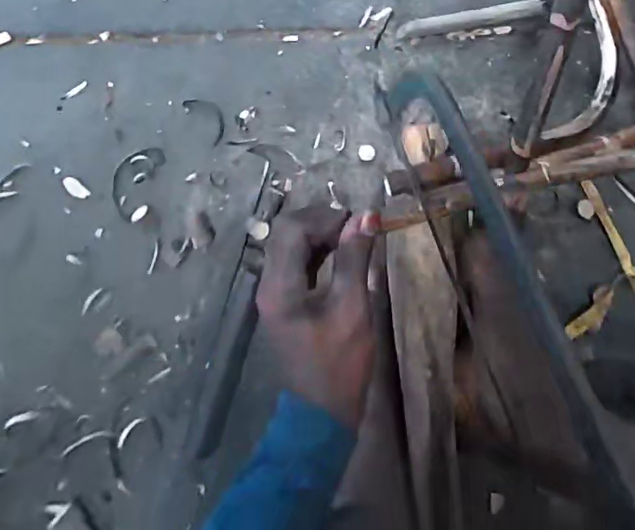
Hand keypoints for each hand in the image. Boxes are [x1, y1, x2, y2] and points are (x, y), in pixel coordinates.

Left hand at [255, 205, 380, 428]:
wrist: (321, 418)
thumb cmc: (339, 365)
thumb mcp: (352, 308)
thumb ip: (355, 259)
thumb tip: (366, 216)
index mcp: (278, 284)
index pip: (292, 228)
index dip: (324, 217)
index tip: (356, 221)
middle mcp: (268, 283)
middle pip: (285, 232)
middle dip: (319, 221)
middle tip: (353, 225)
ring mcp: (272, 293)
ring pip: (288, 246)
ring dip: (317, 234)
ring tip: (350, 236)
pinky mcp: (282, 302)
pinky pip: (294, 263)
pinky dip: (315, 251)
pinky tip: (338, 254)